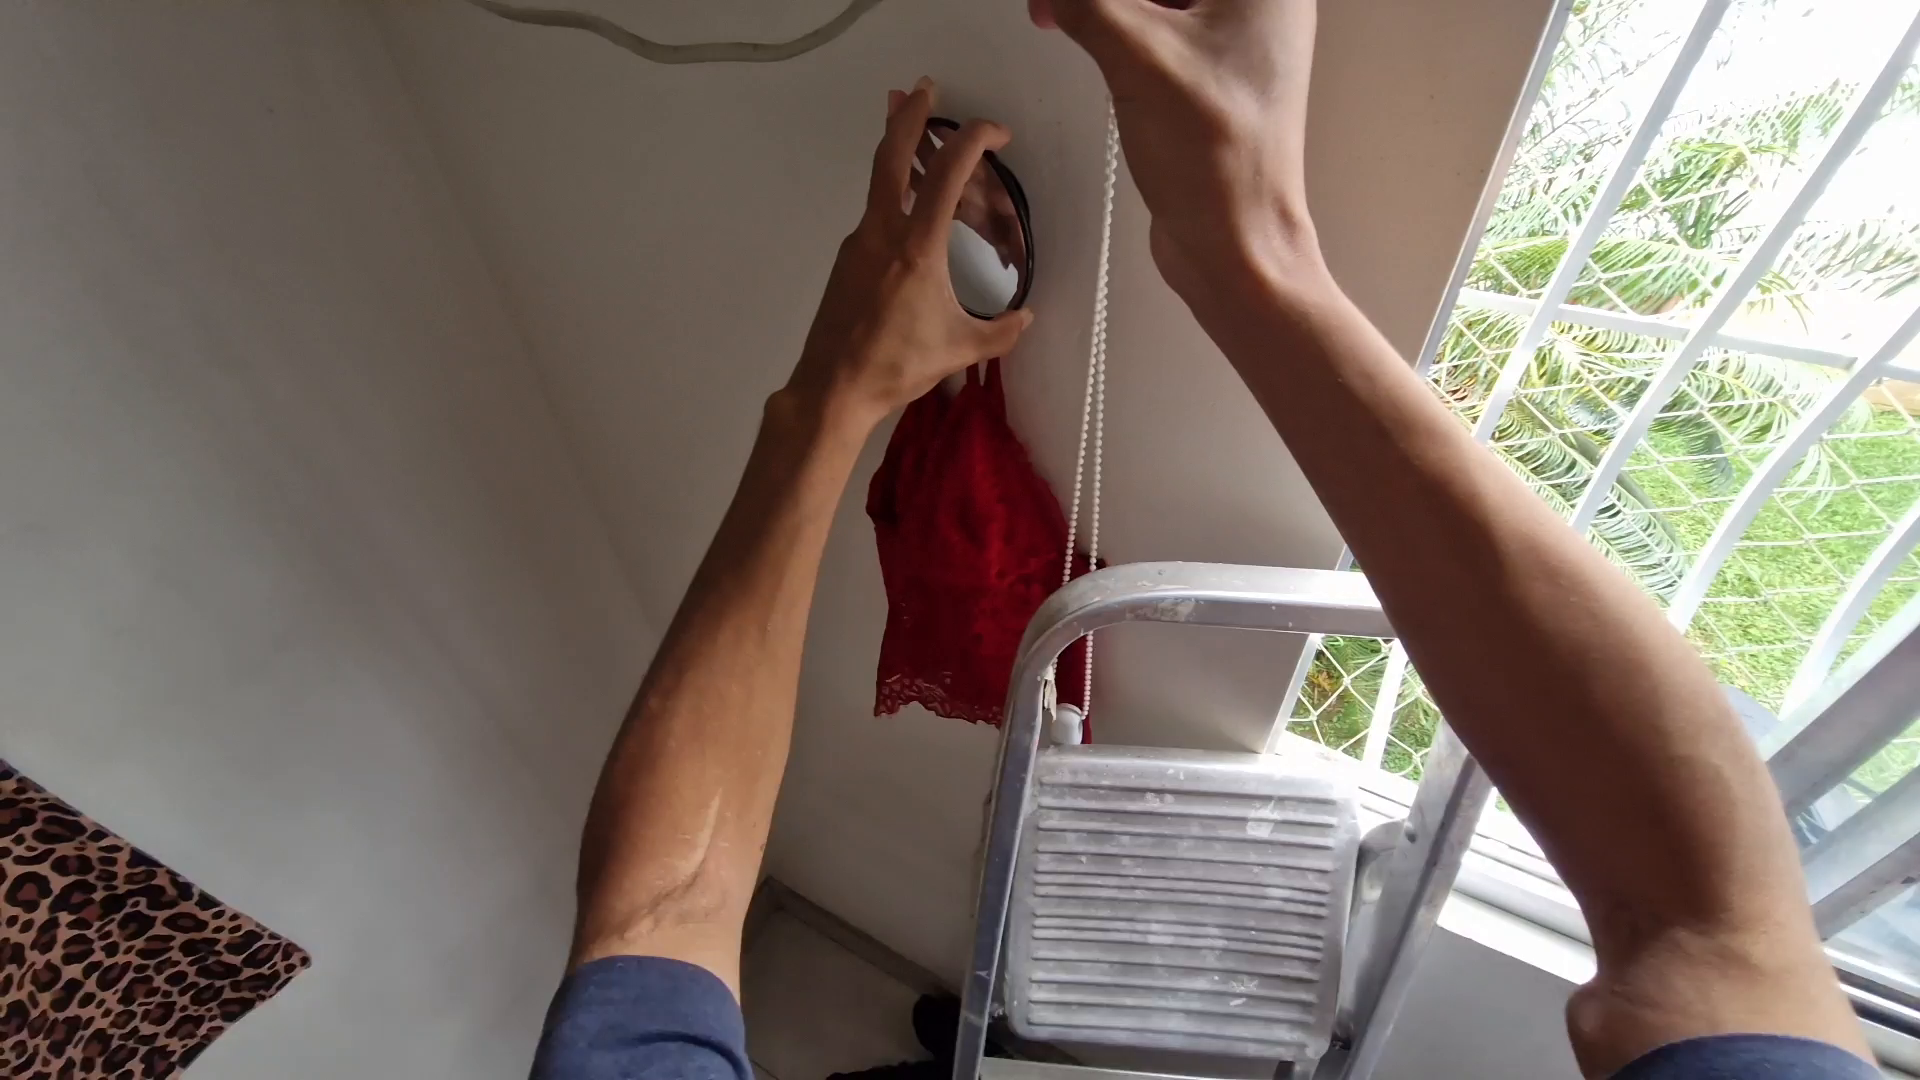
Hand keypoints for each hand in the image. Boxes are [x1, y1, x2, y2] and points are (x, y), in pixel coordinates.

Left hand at [786, 78, 1034, 431]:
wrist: (834, 387)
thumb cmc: (897, 366)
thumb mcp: (959, 350)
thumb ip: (1000, 333)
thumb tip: (1026, 319)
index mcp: (916, 247)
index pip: (947, 172)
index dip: (975, 139)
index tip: (997, 134)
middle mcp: (881, 233)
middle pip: (892, 154)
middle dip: (911, 115)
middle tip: (924, 88)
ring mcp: (856, 244)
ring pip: (878, 185)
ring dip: (899, 156)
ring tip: (917, 143)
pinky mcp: (844, 262)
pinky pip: (872, 217)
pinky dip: (892, 202)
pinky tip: (908, 225)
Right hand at [1029, 0, 1321, 294]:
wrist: (1233, 243)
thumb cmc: (1218, 163)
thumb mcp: (1139, 60)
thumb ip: (1090, 4)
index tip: (1063, 0)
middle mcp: (1259, 6)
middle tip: (1056, 4)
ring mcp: (1238, 49)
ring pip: (1165, 6)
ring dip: (1113, 11)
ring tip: (1067, 16)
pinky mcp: (1213, 87)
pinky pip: (1166, 40)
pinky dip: (1127, 37)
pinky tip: (1102, 50)